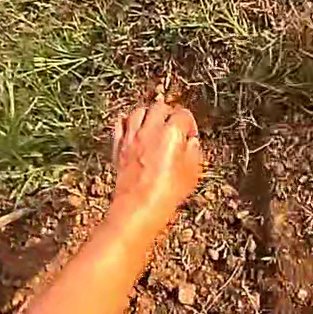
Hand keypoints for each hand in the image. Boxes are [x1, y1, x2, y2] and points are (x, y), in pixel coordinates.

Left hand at [107, 99, 204, 232]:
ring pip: (138, 111)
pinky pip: (120, 125)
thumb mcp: (193, 172)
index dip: (189, 123)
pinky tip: (134, 131)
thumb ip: (193, 151)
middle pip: (159, 107)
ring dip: (148, 115)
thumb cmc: (168, 192)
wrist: (139, 207)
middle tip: (174, 125)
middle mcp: (150, 129)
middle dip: (169, 113)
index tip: (191, 135)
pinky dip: (128, 123)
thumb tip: (190, 142)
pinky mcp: (119, 147)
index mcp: (172, 132)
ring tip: (154, 125)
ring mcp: (132, 137)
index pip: (183, 114)